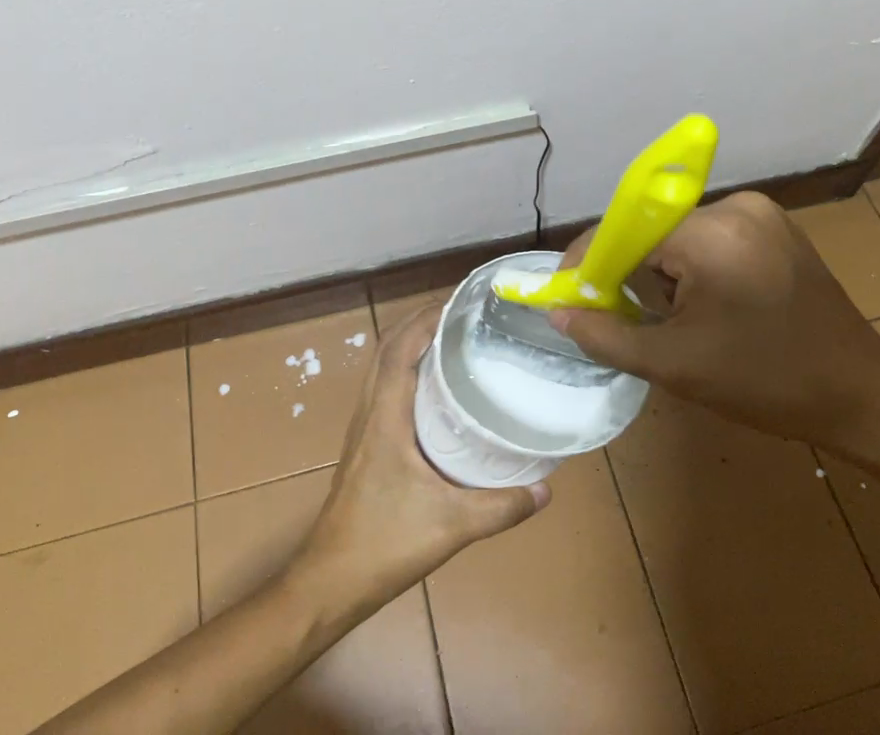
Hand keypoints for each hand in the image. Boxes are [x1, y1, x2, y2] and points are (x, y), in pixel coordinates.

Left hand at [293, 306, 549, 605]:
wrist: (331, 580)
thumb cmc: (385, 544)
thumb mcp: (453, 525)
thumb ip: (503, 507)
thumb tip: (548, 488)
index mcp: (385, 417)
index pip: (400, 348)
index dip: (427, 317)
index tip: (463, 300)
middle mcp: (369, 412)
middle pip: (387, 347)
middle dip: (421, 321)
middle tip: (465, 313)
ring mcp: (363, 428)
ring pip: (382, 367)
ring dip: (411, 343)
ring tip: (454, 338)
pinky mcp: (365, 444)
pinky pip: (384, 389)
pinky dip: (407, 370)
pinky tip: (438, 389)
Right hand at [551, 191, 879, 447]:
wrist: (858, 392)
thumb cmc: (763, 382)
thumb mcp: (673, 364)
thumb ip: (606, 334)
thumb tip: (558, 314)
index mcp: (710, 234)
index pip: (623, 231)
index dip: (586, 262)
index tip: (564, 296)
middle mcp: (735, 207)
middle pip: (650, 231)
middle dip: (627, 273)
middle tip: (618, 319)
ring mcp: (761, 214)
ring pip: (679, 236)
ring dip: (662, 273)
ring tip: (670, 322)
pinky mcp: (776, 228)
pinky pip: (711, 239)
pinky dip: (692, 267)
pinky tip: (702, 308)